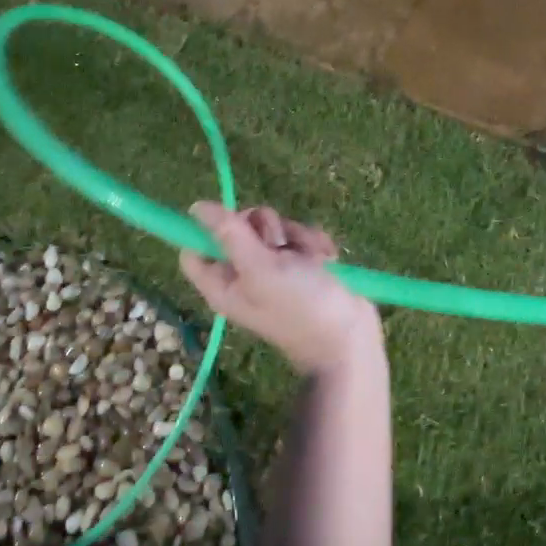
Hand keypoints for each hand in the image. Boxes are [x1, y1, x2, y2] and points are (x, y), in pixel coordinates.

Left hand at [179, 203, 380, 374]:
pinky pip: (300, 238)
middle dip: (266, 228)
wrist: (349, 338)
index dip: (210, 229)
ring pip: (275, 229)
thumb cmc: (299, 306)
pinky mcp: (302, 266)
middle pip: (238, 229)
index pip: (195, 247)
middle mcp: (244, 275)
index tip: (235, 221)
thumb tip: (196, 207)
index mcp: (223, 282)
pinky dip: (314, 244)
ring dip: (297, 236)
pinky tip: (325, 261)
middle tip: (279, 246)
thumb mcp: (261, 268)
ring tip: (312, 260)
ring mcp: (274, 271)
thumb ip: (229, 235)